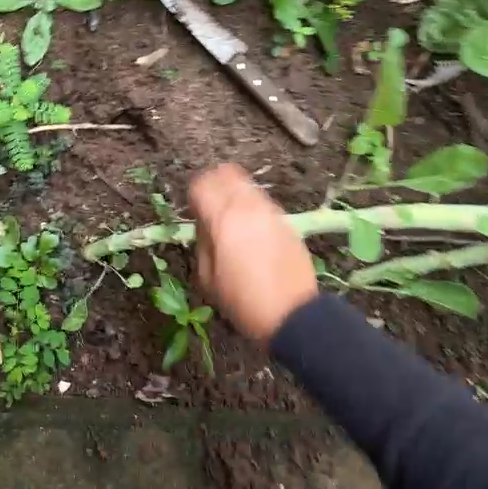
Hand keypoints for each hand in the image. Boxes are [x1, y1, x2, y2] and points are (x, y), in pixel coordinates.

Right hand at [190, 164, 318, 344]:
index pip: (201, 185)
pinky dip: (251, 205)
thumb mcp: (208, 279)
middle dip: (214, 185)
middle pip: (225, 174)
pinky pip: (262, 201)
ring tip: (231, 218)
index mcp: (223, 220)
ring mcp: (270, 211)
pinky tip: (251, 229)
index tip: (195, 211)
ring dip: (234, 193)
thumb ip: (202, 242)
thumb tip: (204, 224)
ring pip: (246, 184)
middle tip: (210, 207)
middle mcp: (247, 207)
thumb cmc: (243, 302)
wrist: (293, 315)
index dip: (194, 195)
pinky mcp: (286, 220)